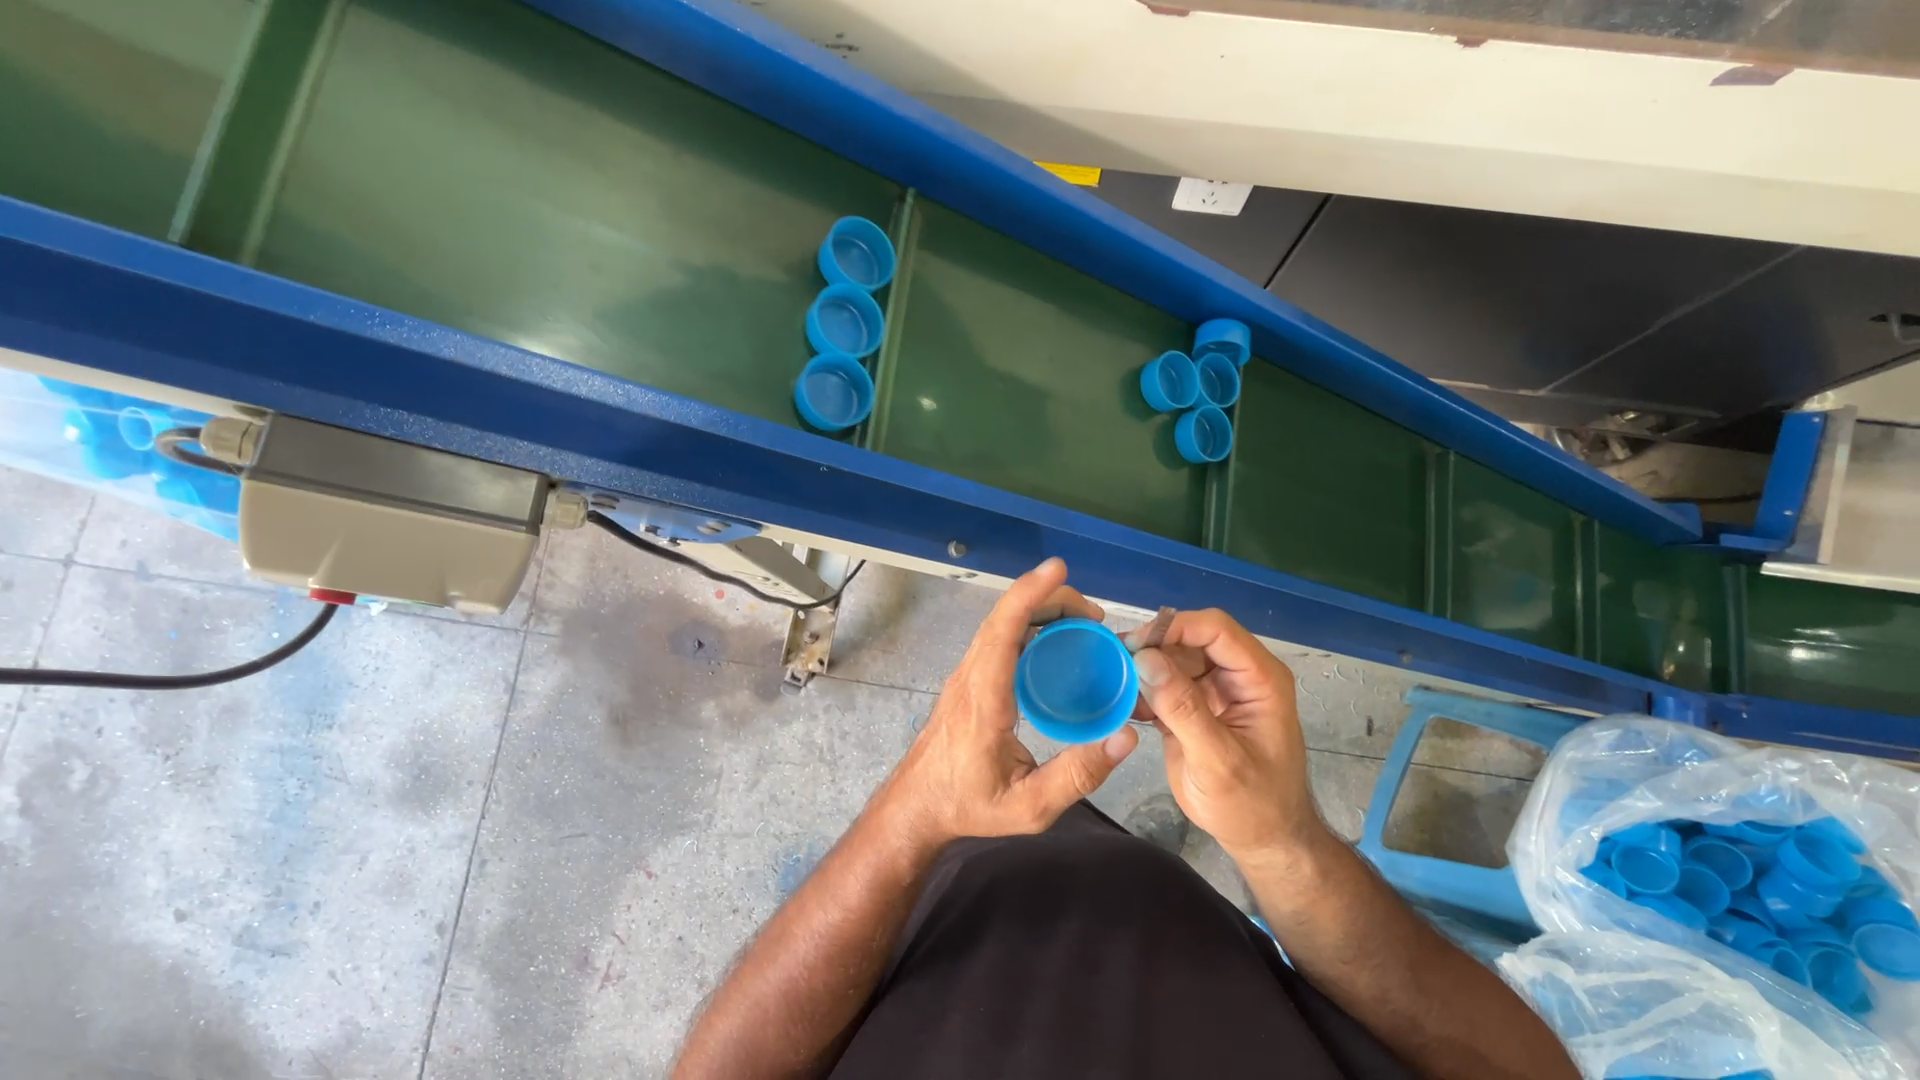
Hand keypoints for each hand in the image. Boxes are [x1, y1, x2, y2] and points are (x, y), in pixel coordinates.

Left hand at [872, 558, 1138, 848]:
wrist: (917, 808)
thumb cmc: (969, 806)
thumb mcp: (1030, 806)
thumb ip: (1078, 775)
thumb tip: (1127, 737)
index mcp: (984, 701)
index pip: (1003, 632)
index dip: (1029, 594)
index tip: (1057, 569)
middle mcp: (971, 677)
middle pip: (1005, 618)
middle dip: (1049, 599)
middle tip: (1096, 615)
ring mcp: (965, 677)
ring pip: (999, 626)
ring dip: (1038, 611)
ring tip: (1084, 624)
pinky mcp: (968, 681)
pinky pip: (998, 640)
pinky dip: (1028, 627)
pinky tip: (1056, 643)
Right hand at [1130, 609, 1328, 863]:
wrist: (1261, 840)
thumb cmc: (1253, 804)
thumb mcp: (1218, 760)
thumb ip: (1183, 708)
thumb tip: (1145, 659)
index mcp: (1259, 678)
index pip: (1216, 630)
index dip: (1175, 628)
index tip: (1134, 645)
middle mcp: (1236, 675)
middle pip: (1189, 639)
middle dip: (1151, 646)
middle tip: (1111, 662)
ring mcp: (1213, 690)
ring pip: (1171, 658)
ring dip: (1141, 667)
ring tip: (1108, 680)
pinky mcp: (1191, 707)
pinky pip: (1162, 684)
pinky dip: (1140, 690)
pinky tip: (1120, 704)